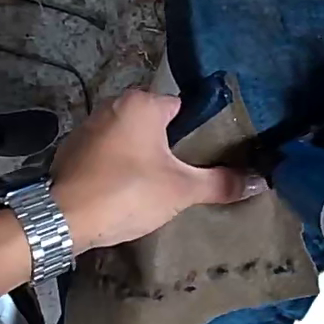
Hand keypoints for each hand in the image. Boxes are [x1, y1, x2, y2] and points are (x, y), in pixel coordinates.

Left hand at [50, 89, 266, 251]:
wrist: (63, 219)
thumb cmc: (127, 193)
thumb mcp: (181, 190)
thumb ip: (220, 183)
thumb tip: (260, 181)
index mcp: (141, 104)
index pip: (181, 108)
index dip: (196, 133)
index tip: (205, 158)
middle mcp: (112, 106)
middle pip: (154, 124)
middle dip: (168, 147)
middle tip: (184, 176)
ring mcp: (87, 128)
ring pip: (128, 140)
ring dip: (141, 158)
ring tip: (156, 187)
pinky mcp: (71, 152)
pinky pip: (105, 155)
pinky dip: (116, 168)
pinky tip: (123, 192)